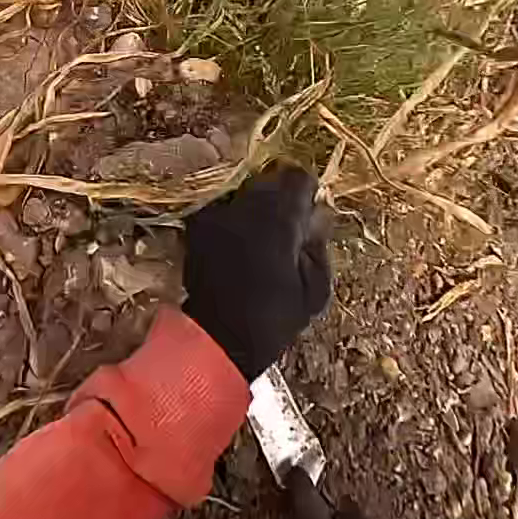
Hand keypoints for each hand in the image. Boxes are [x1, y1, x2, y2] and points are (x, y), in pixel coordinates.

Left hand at [181, 162, 330, 379]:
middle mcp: (245, 207)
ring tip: (262, 233)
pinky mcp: (198, 224)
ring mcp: (218, 213)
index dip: (307, 191)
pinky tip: (239, 239)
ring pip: (246, 189)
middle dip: (283, 195)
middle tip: (288, 223)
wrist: (216, 340)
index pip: (297, 178)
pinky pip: (224, 205)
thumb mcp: (314, 291)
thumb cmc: (272, 320)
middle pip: (271, 178)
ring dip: (258, 203)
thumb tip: (318, 214)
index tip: (309, 208)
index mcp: (278, 220)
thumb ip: (319, 244)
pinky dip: (235, 214)